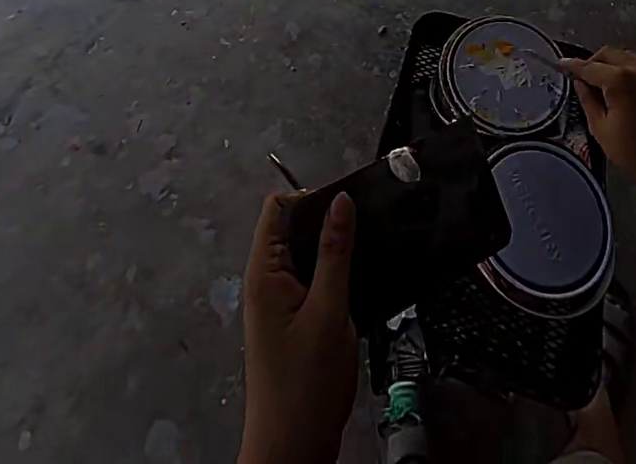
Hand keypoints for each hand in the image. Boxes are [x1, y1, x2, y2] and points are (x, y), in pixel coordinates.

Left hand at [237, 193, 358, 463]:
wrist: (296, 449)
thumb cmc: (306, 383)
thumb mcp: (328, 310)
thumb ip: (335, 252)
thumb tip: (341, 199)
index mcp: (265, 274)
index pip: (278, 210)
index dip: (311, 197)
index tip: (348, 202)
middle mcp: (268, 282)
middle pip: (294, 228)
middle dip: (328, 219)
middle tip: (366, 221)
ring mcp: (282, 301)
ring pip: (308, 253)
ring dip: (335, 246)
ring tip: (370, 242)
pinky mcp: (297, 318)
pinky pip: (315, 277)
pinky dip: (336, 269)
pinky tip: (362, 272)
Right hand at [563, 47, 635, 182]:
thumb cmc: (634, 151)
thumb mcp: (601, 129)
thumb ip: (588, 101)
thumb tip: (580, 83)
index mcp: (619, 80)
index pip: (589, 67)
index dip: (573, 65)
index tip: (562, 64)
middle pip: (611, 53)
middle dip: (594, 61)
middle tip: (585, 76)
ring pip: (630, 58)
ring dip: (614, 64)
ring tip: (606, 81)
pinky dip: (632, 74)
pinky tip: (629, 91)